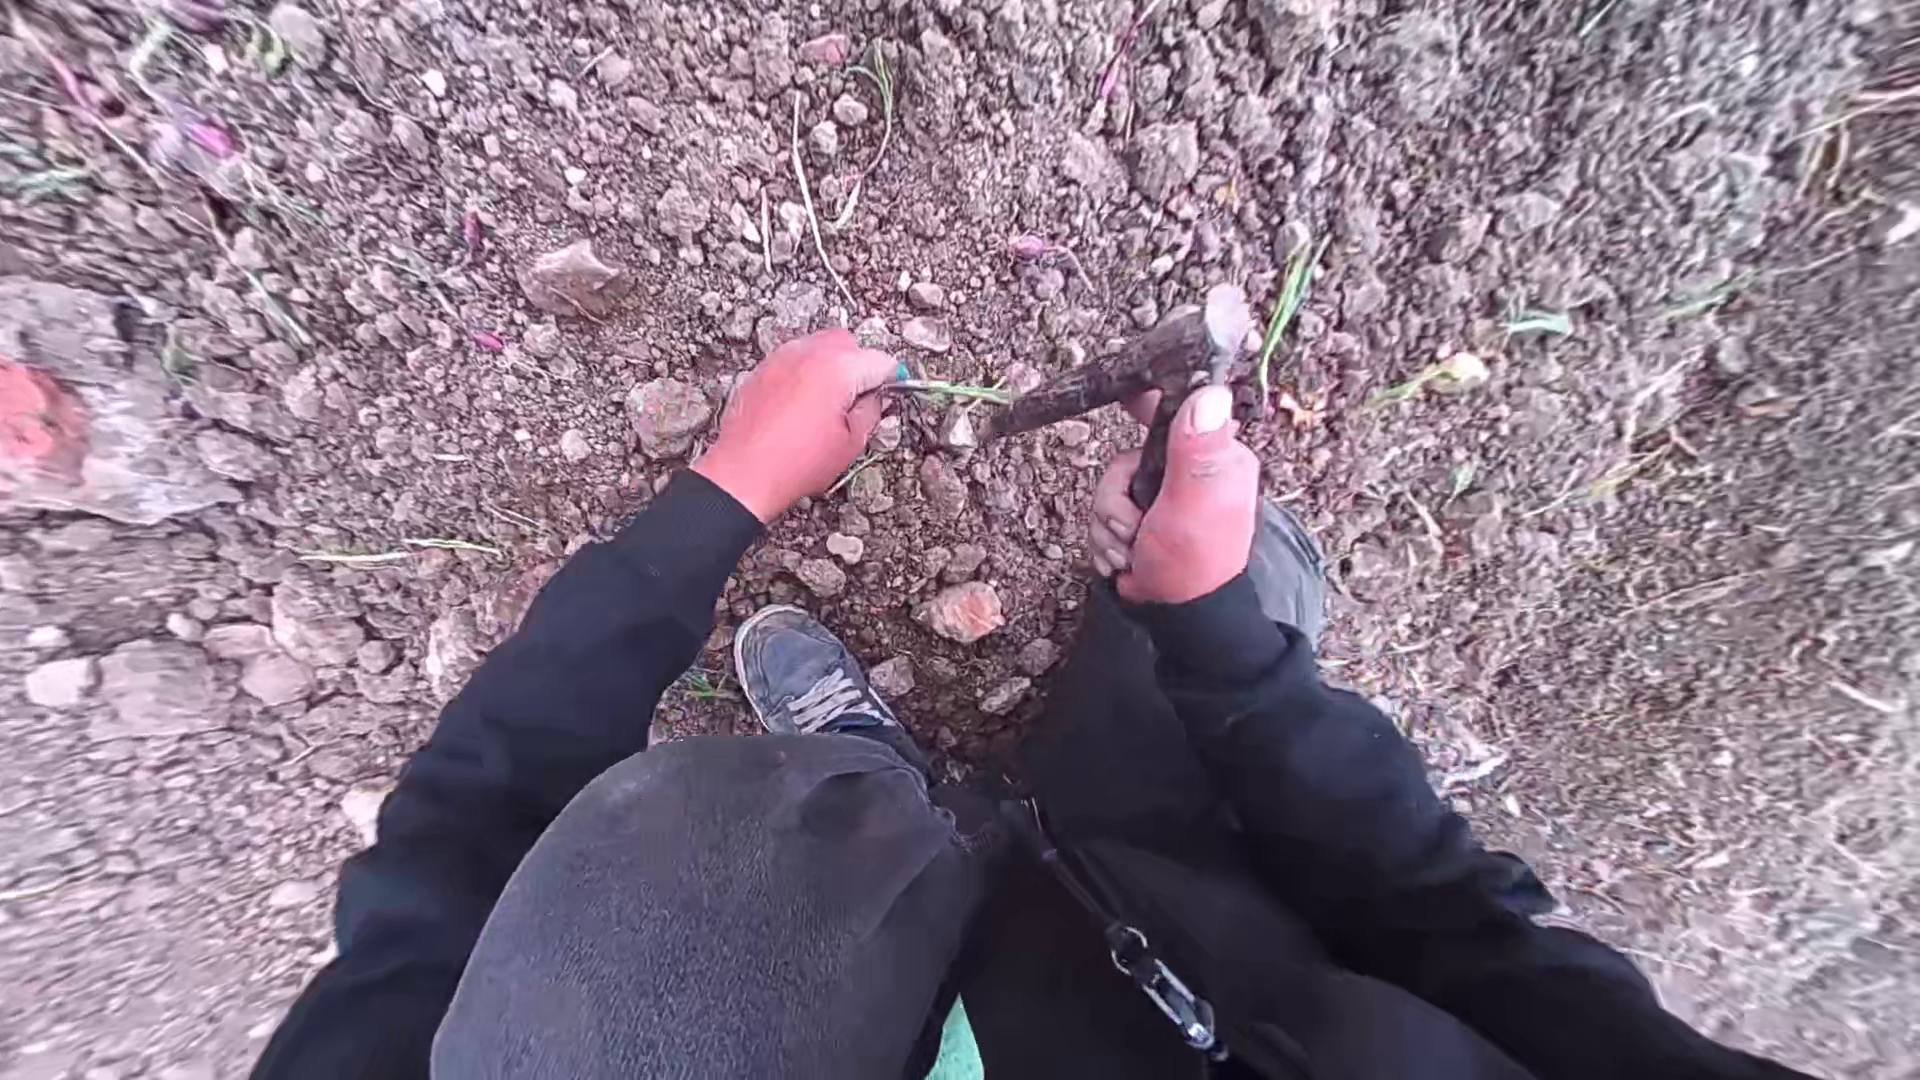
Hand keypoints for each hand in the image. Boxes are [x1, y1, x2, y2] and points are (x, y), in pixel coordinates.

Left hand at [694, 329, 898, 521]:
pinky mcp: (763, 368)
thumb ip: (871, 412)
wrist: (745, 474)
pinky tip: (806, 401)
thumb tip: (877, 398)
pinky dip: (808, 370)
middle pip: (849, 343)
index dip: (891, 379)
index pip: (880, 360)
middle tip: (862, 398)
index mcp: (838, 369)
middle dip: (861, 365)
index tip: (891, 393)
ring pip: (820, 344)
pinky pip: (795, 356)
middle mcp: (809, 353)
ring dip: (834, 364)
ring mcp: (782, 357)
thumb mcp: (851, 443)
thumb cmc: (796, 463)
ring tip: (832, 401)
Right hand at [1089, 385, 1259, 604]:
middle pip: (1125, 459)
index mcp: (1212, 456)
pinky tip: (1123, 558)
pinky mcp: (1136, 516)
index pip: (1176, 410)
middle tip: (1130, 527)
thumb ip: (1196, 450)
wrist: (1174, 612)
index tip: (1122, 397)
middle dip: (1116, 498)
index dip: (1145, 404)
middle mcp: (1185, 471)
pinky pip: (1102, 513)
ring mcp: (1158, 495)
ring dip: (1109, 525)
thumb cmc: (1192, 563)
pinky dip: (1105, 538)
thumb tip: (1207, 393)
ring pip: (1108, 488)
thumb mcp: (1195, 503)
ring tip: (1129, 551)